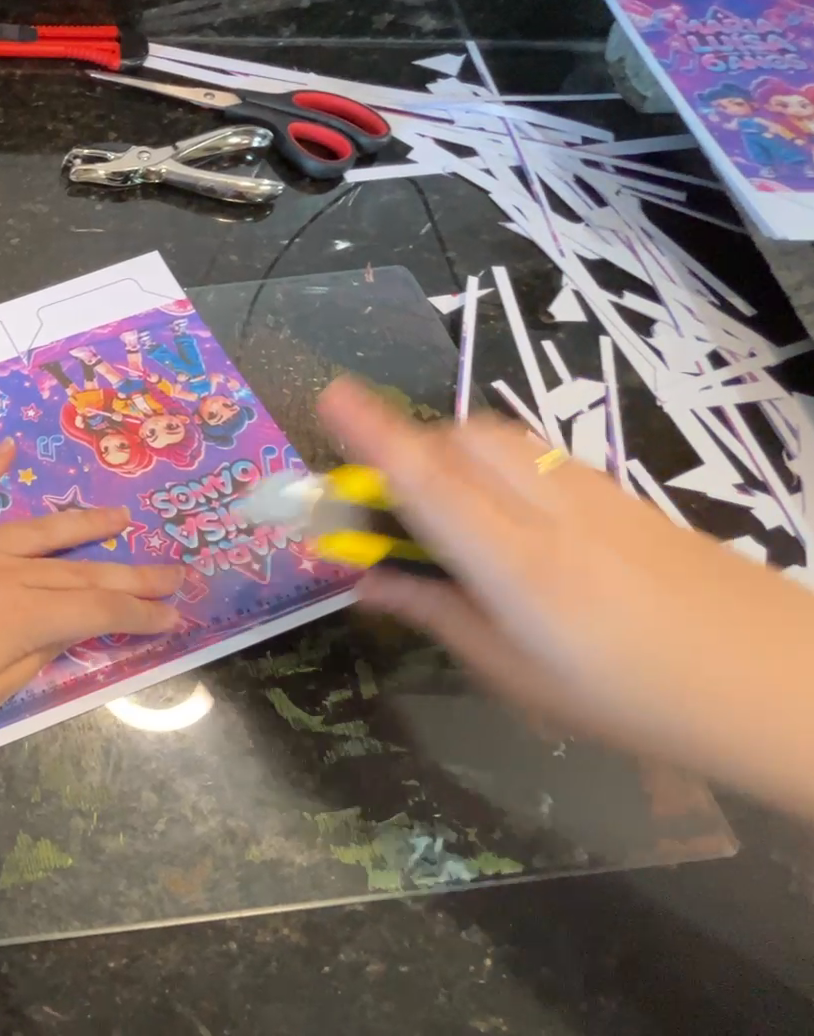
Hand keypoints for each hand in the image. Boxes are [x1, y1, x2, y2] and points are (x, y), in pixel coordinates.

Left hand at [0, 440, 184, 727]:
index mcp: (24, 615)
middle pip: (83, 572)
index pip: (100, 614)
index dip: (142, 615)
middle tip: (177, 572)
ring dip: (85, 524)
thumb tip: (60, 637)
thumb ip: (28, 663)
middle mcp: (7, 570)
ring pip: (41, 529)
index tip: (174, 616)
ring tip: (121, 518)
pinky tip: (7, 450)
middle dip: (135, 575)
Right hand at [318, 378, 813, 814]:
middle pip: (466, 439)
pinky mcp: (629, 498)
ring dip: (452, 448)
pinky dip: (496, 461)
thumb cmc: (637, 701)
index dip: (374, 436)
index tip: (332, 397)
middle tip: (384, 491)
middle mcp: (556, 514)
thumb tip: (365, 582)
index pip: (430, 483)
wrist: (800, 696)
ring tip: (439, 498)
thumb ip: (435, 614)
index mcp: (519, 565)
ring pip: (504, 438)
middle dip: (410, 445)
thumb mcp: (516, 673)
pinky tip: (501, 509)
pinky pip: (541, 455)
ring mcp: (601, 499)